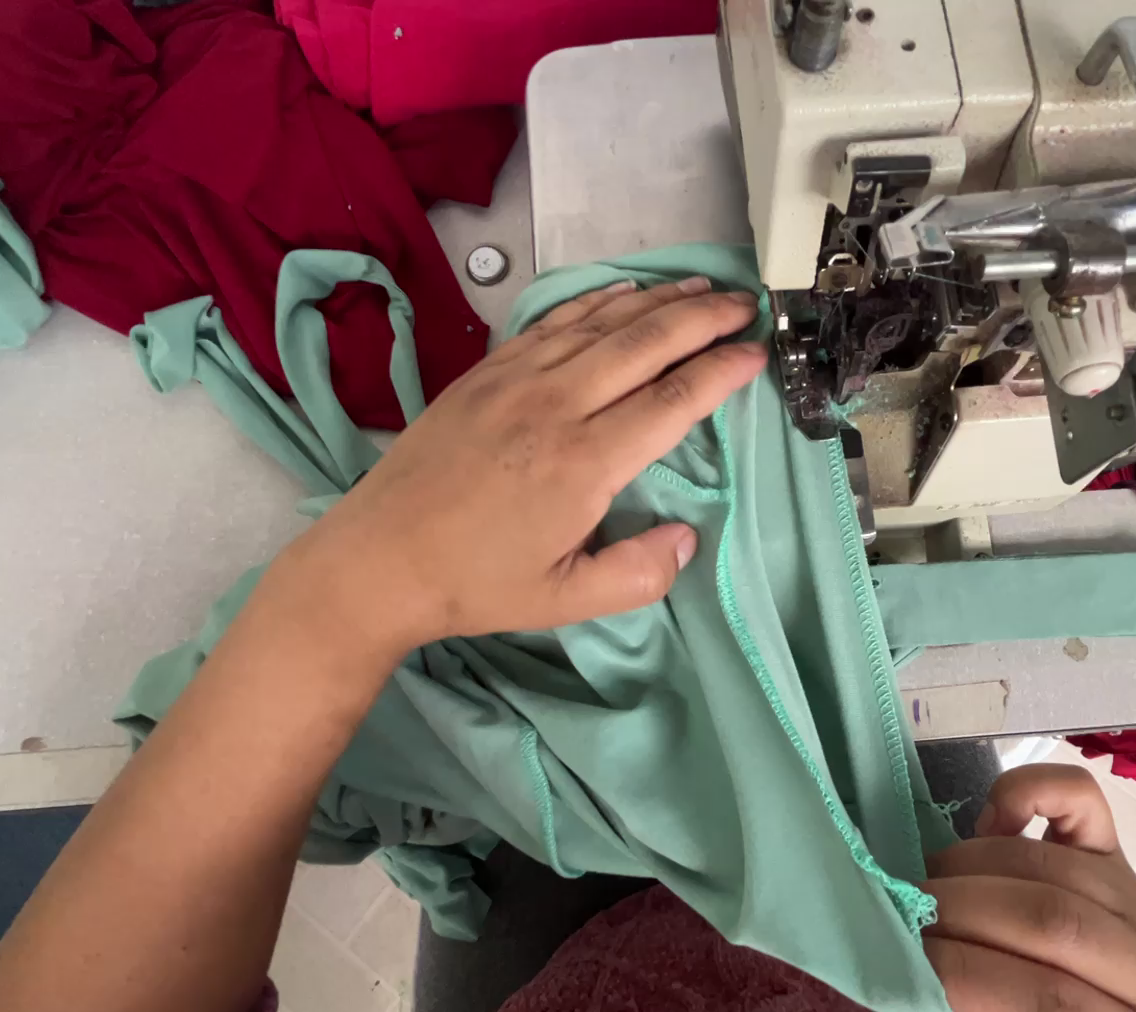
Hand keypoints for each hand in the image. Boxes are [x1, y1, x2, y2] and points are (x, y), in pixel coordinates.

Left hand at [274, 275, 764, 655]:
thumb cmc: (477, 584)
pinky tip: (623, 292)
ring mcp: (517, 379)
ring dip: (659, 299)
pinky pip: (553, 319)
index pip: (673, 398)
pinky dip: (597, 300)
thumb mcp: (567, 600)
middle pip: (646, 342)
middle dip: (704, 317)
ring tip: (702, 286)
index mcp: (585, 462)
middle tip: (745, 303)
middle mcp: (556, 404)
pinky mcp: (487, 371)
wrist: (379, 559)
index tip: (755, 352)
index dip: (722, 370)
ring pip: (602, 321)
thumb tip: (687, 537)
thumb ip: (639, 574)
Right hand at [924, 765, 1135, 1011]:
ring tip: (932, 883)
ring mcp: (1134, 901)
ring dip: (970, 863)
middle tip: (910, 910)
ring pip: (1049, 863)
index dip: (967, 974)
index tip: (912, 957)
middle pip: (1052, 920)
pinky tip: (989, 818)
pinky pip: (1079, 797)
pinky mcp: (1113, 850)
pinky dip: (1025, 790)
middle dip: (959, 908)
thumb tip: (929, 966)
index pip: (1055, 1007)